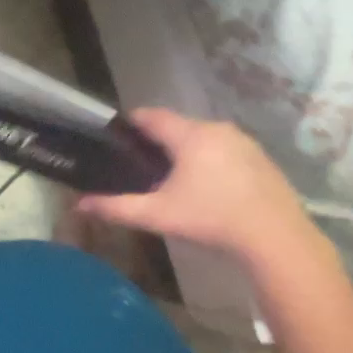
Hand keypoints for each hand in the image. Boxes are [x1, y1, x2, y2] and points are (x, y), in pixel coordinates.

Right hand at [76, 110, 318, 262]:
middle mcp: (218, 129)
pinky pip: (223, 150)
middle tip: (136, 163)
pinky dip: (207, 160)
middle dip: (156, 140)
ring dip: (184, 150)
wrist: (274, 237)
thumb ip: (116, 207)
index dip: (130, 122)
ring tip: (168, 177)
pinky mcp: (260, 158)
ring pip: (202, 138)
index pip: (152, 116)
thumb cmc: (210, 219)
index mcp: (190, 136)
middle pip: (178, 126)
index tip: (114, 135)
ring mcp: (244, 142)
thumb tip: (78, 204)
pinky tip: (203, 187)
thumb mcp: (156, 215)